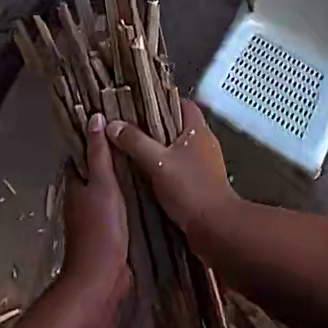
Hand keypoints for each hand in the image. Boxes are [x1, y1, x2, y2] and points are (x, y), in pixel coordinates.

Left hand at [64, 113, 128, 284]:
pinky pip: (117, 200)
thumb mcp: (102, 184)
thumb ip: (99, 153)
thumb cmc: (100, 228)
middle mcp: (81, 197)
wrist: (102, 279)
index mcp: (75, 183)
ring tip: (145, 152)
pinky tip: (145, 184)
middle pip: (95, 167)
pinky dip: (128, 190)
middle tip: (137, 132)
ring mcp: (94, 214)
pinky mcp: (108, 228)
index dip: (93, 133)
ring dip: (121, 171)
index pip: (81, 151)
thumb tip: (94, 117)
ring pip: (107, 184)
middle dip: (111, 151)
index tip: (114, 115)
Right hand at [105, 100, 237, 235]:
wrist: (215, 227)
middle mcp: (204, 142)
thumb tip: (113, 124)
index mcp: (198, 130)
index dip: (163, 101)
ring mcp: (205, 163)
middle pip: (178, 126)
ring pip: (178, 148)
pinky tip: (147, 177)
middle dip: (156, 127)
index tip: (140, 104)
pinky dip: (165, 168)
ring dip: (159, 150)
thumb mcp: (158, 163)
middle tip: (130, 130)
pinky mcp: (202, 183)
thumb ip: (136, 143)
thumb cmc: (190, 188)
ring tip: (133, 152)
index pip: (182, 104)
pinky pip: (180, 168)